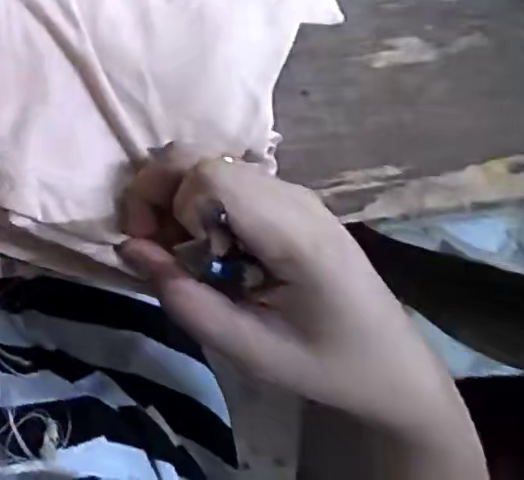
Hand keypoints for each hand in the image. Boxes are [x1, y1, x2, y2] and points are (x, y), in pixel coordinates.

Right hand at [117, 146, 465, 437]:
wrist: (395, 367)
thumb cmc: (326, 364)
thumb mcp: (253, 352)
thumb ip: (186, 301)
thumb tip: (128, 246)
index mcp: (296, 234)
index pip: (212, 177)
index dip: (175, 205)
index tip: (172, 252)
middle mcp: (290, 195)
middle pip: (198, 156)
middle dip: (157, 190)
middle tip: (150, 239)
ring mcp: (287, 188)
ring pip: (202, 157)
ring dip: (170, 191)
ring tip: (175, 241)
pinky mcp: (280, 192)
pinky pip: (218, 172)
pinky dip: (190, 195)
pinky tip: (201, 238)